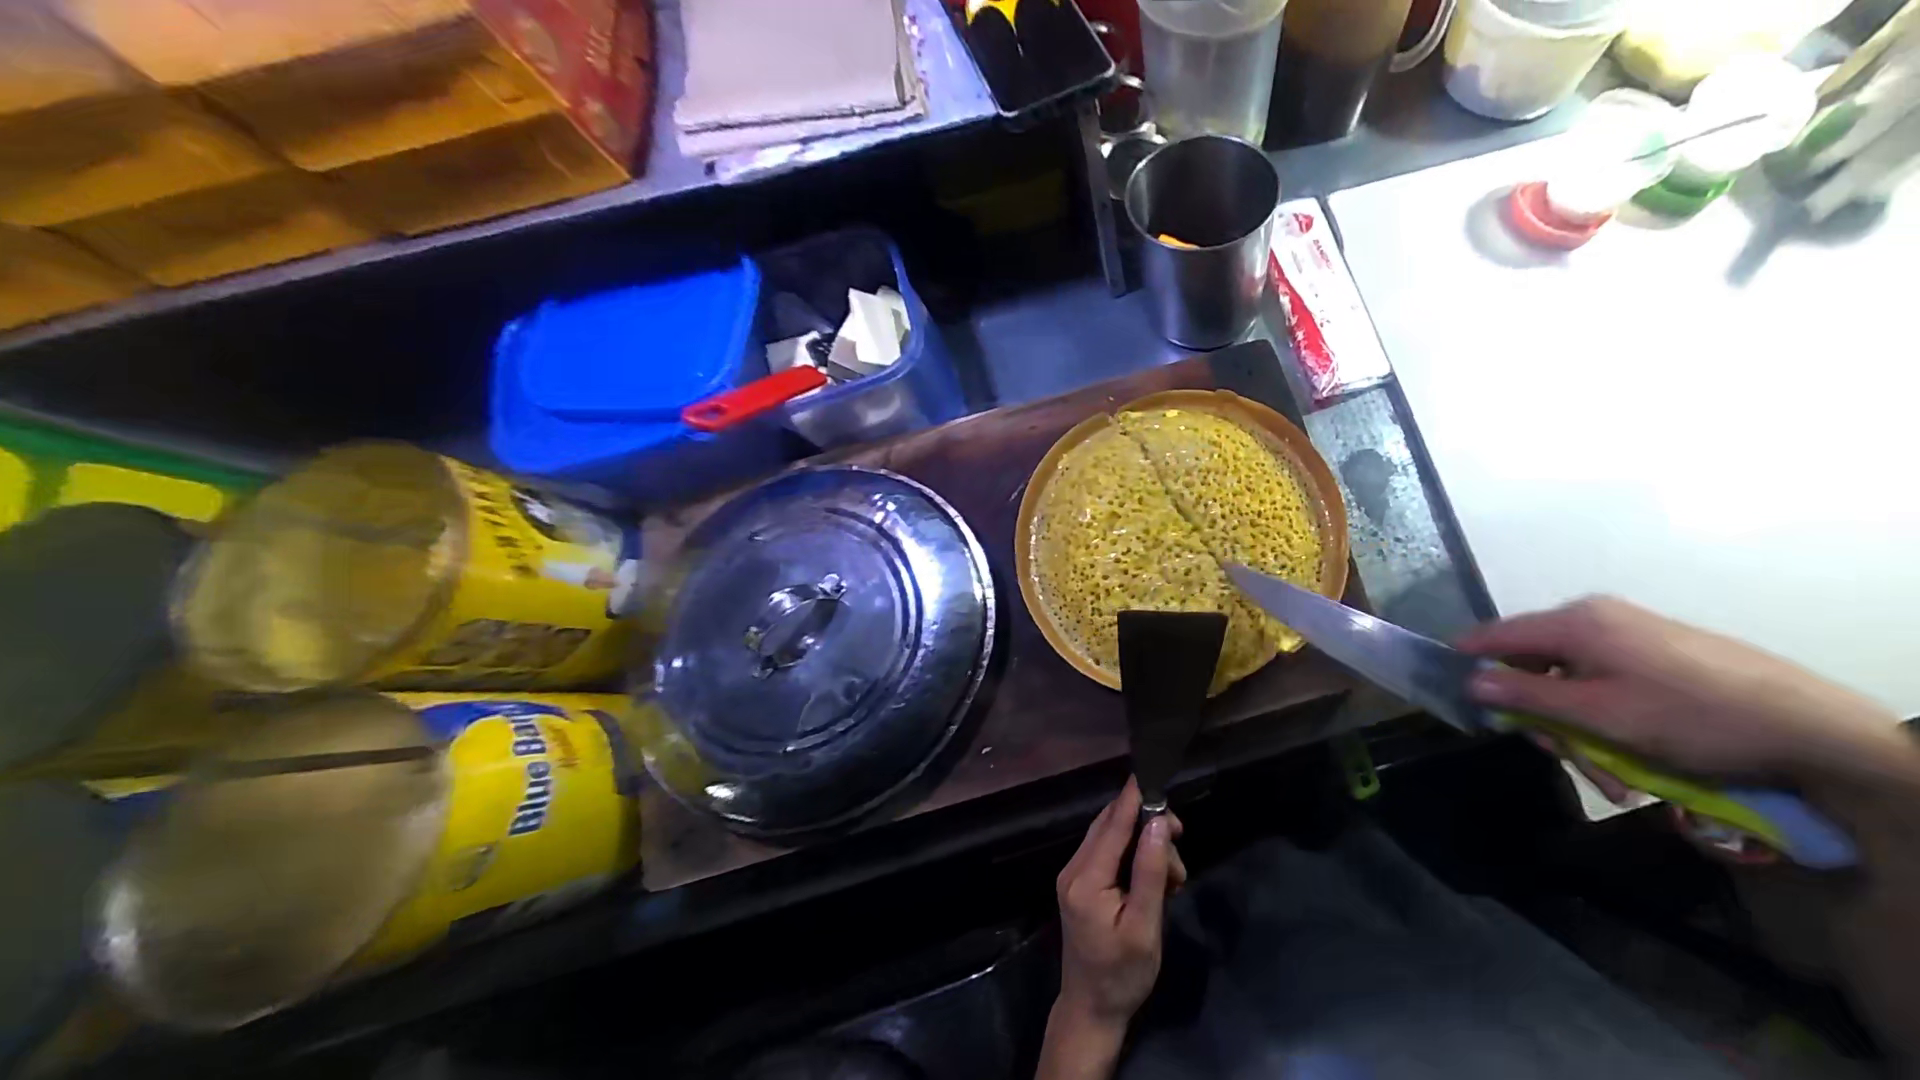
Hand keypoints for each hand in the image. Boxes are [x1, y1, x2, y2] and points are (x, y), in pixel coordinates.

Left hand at [1055, 779, 1186, 1028]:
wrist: (1092, 1007)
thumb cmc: (1123, 973)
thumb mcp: (1145, 926)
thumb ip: (1151, 873)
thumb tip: (1159, 824)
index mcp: (1085, 878)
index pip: (1112, 825)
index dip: (1132, 799)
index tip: (1151, 775)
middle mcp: (1073, 868)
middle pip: (1110, 826)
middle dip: (1147, 825)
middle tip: (1180, 841)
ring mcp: (1073, 875)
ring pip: (1111, 839)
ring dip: (1143, 845)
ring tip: (1173, 878)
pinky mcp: (1079, 884)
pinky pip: (1107, 854)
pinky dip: (1132, 857)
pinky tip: (1155, 878)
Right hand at [1458, 595, 1905, 783]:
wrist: (1817, 728)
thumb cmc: (1692, 717)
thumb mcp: (1598, 714)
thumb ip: (1525, 696)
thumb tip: (1468, 681)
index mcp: (1574, 622)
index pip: (1493, 635)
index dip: (1469, 665)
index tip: (1461, 699)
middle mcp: (1596, 619)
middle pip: (1534, 666)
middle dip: (1542, 717)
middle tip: (1562, 758)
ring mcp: (1630, 636)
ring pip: (1572, 683)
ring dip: (1579, 731)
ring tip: (1610, 777)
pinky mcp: (1659, 656)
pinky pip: (1607, 685)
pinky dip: (1607, 721)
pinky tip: (1631, 761)